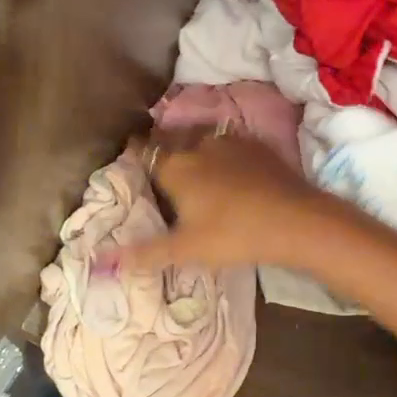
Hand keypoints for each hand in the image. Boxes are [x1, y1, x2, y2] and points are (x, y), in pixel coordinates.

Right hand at [111, 127, 338, 272]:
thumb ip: (144, 253)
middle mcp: (197, 146)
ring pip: (200, 135)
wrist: (295, 220)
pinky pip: (228, 139)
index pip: (145, 150)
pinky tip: (226, 161)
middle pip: (170, 138)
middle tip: (157, 157)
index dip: (135, 152)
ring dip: (190, 142)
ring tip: (188, 156)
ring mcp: (229, 142)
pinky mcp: (256, 144)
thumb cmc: (233, 236)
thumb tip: (101, 261)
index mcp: (175, 168)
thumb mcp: (186, 250)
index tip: (130, 155)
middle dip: (160, 144)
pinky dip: (220, 147)